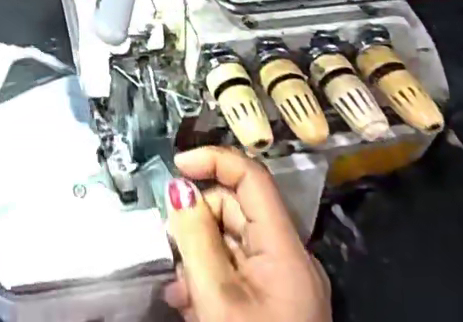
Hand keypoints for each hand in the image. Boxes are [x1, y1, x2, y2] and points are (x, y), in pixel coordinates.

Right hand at [161, 146, 331, 321]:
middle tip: (172, 245)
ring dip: (196, 249)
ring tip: (180, 285)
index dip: (211, 160)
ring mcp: (283, 283)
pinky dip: (207, 271)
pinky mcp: (273, 302)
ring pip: (230, 237)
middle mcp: (290, 259)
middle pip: (235, 207)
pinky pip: (234, 265)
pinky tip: (190, 300)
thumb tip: (179, 187)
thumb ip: (194, 235)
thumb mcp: (215, 295)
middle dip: (196, 216)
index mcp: (286, 252)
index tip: (173, 167)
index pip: (251, 177)